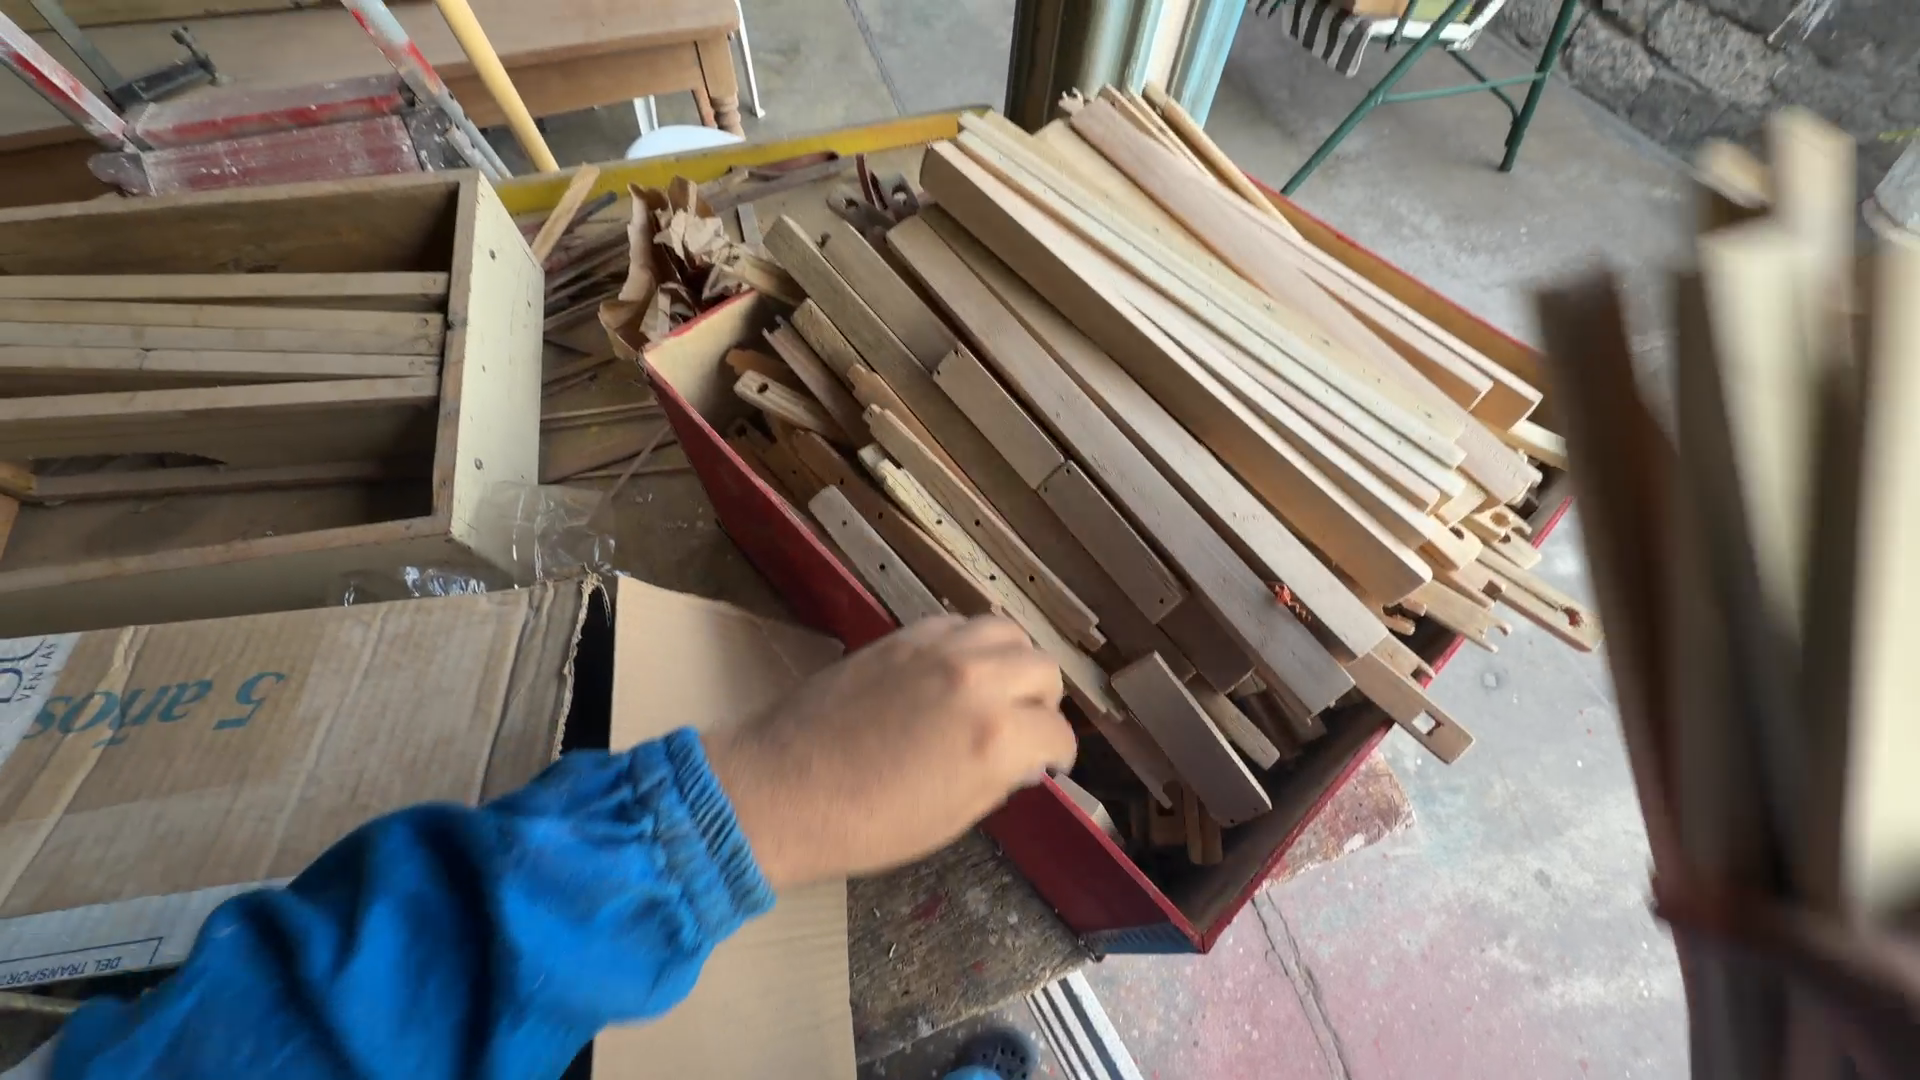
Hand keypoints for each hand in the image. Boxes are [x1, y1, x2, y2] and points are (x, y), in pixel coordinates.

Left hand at [702, 615, 1076, 888]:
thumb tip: (1024, 757)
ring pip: (1006, 631)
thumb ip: (1002, 776)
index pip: (1057, 733)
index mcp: (997, 737)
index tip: (1046, 765)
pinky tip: (952, 670)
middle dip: (1042, 703)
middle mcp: (978, 679)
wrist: (782, 790)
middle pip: (1044, 668)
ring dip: (1012, 662)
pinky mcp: (903, 634)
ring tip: (993, 689)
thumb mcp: (955, 816)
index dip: (1057, 756)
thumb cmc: (868, 825)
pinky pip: (958, 623)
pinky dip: (969, 645)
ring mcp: (939, 648)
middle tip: (1022, 726)